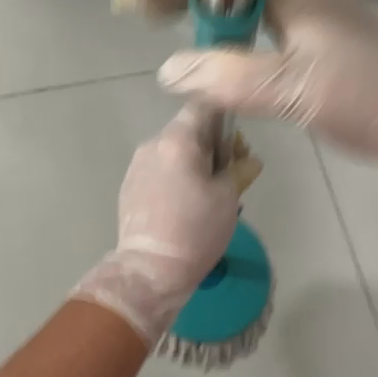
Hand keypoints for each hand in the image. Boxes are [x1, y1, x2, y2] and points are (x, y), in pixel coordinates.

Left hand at [70, 105, 242, 340]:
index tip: (235, 138)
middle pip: (187, 130)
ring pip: (172, 151)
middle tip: (229, 172)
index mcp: (177, 141)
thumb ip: (239, 169)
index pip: (201, 107)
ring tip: (207, 193)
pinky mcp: (129, 185)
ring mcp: (137, 165)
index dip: (222, 115)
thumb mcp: (228, 198)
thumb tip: (249, 160)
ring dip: (192, 162)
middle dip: (210, 145)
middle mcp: (152, 144)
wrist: (151, 269)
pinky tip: (183, 204)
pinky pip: (158, 169)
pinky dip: (174, 176)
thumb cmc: (196, 230)